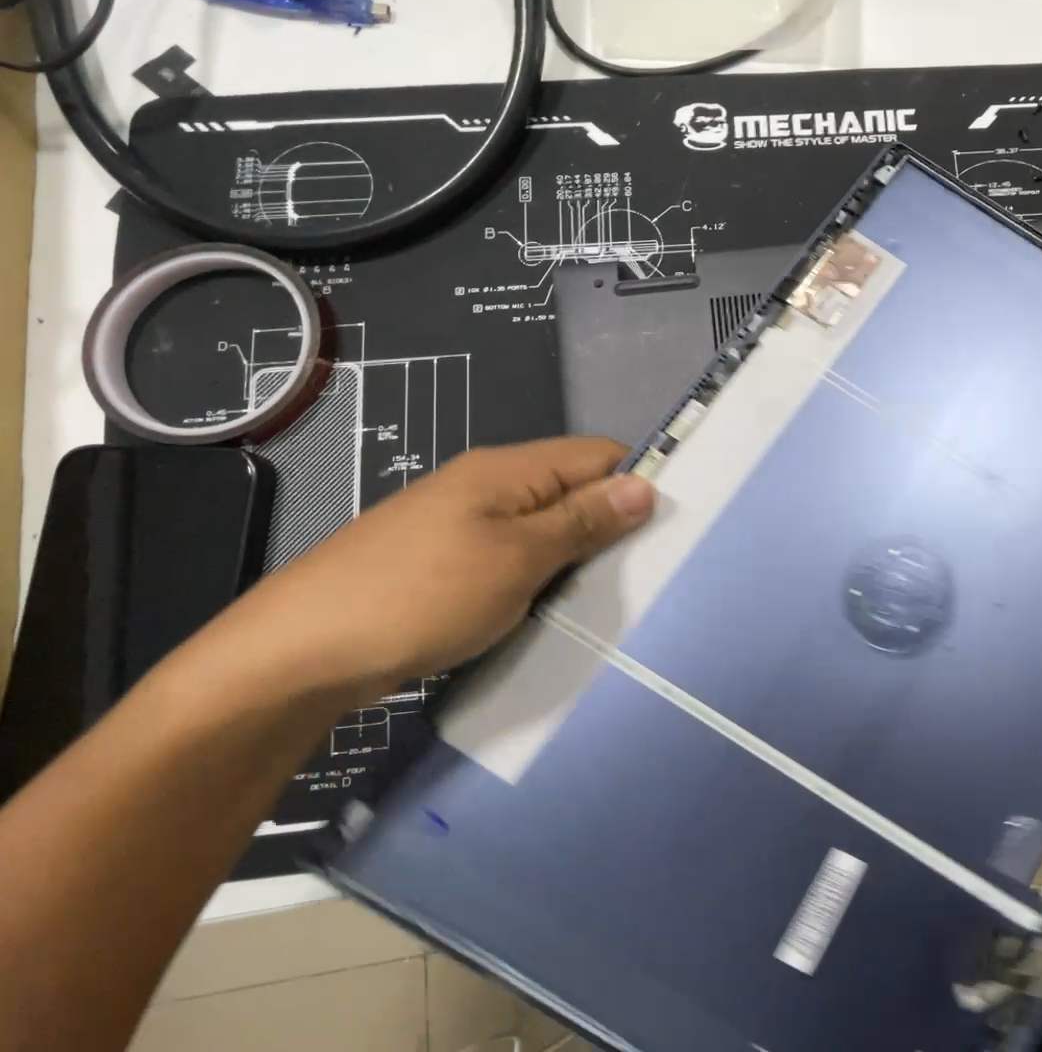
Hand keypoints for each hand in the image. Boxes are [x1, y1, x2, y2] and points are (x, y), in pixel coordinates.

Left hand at [218, 436, 655, 700]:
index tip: (675, 526)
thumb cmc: (420, 596)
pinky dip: (543, 576)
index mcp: (508, 470)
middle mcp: (487, 486)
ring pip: (547, 528)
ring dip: (578, 556)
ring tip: (605, 596)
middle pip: (575, 490)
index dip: (641, 481)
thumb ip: (584, 520)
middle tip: (645, 572)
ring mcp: (462, 525)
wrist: (299, 654)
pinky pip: (516, 556)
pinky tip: (552, 607)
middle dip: (613, 524)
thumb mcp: (518, 558)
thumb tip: (645, 485)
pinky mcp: (446, 562)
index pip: (600, 455)